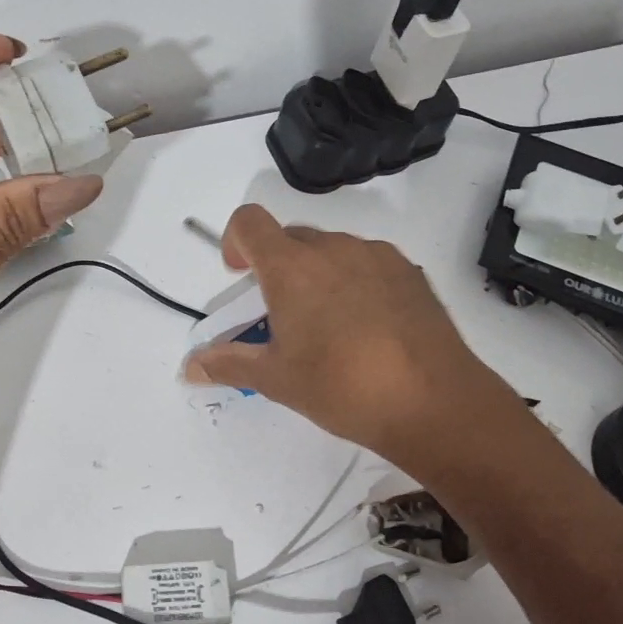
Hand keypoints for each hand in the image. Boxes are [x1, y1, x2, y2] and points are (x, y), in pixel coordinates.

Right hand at [181, 205, 525, 468]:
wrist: (432, 401)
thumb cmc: (341, 387)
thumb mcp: (277, 380)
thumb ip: (230, 364)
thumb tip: (190, 366)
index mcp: (292, 267)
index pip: (249, 222)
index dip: (235, 241)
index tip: (239, 276)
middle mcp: (333, 248)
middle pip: (291, 237)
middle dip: (277, 267)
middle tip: (281, 317)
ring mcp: (377, 256)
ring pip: (333, 251)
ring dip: (318, 275)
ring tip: (328, 328)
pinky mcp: (411, 273)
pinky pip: (369, 265)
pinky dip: (355, 283)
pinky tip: (367, 329)